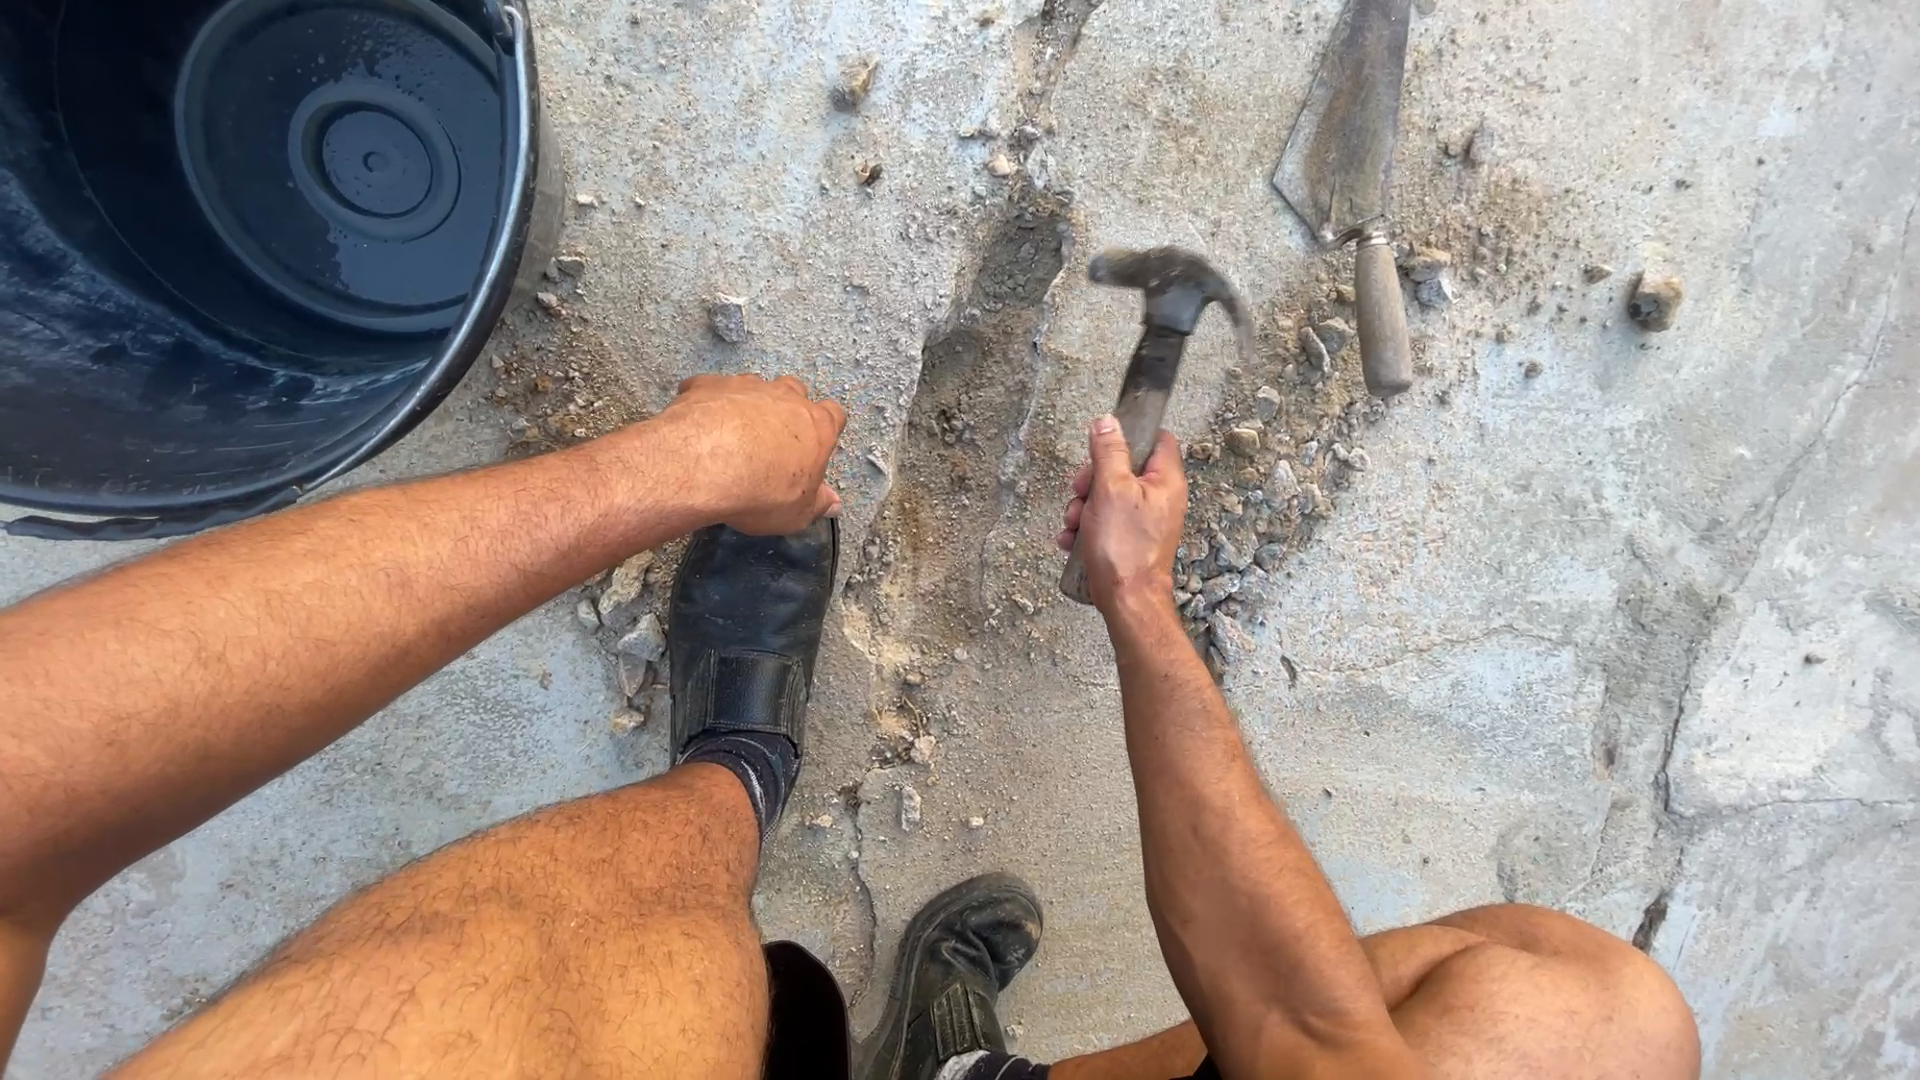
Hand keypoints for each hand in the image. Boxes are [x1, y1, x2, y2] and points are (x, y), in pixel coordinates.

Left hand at [650, 374, 847, 533]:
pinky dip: (708, 401)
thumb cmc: (763, 492)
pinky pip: (710, 387)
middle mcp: (786, 398)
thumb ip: (818, 504)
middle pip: (795, 390)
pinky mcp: (708, 384)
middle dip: (787, 407)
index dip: (825, 427)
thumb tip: (834, 504)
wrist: (705, 466)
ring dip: (749, 402)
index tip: (815, 442)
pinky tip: (700, 422)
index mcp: (817, 427)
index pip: (834, 415)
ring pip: (754, 385)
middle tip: (773, 435)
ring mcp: (746, 386)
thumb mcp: (798, 512)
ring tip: (734, 430)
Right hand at [1056, 415, 1187, 614]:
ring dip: (1083, 507)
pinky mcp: (1129, 541)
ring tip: (1075, 524)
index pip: (1156, 440)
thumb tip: (1106, 422)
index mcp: (1166, 481)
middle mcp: (1160, 499)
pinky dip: (1086, 528)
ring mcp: (1145, 522)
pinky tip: (1073, 540)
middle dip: (1093, 480)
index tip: (1103, 449)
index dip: (1128, 438)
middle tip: (1080, 492)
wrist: (1127, 601)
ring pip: (1108, 497)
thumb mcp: (1111, 489)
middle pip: (1123, 469)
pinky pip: (1104, 523)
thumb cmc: (1124, 548)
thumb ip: (1109, 452)